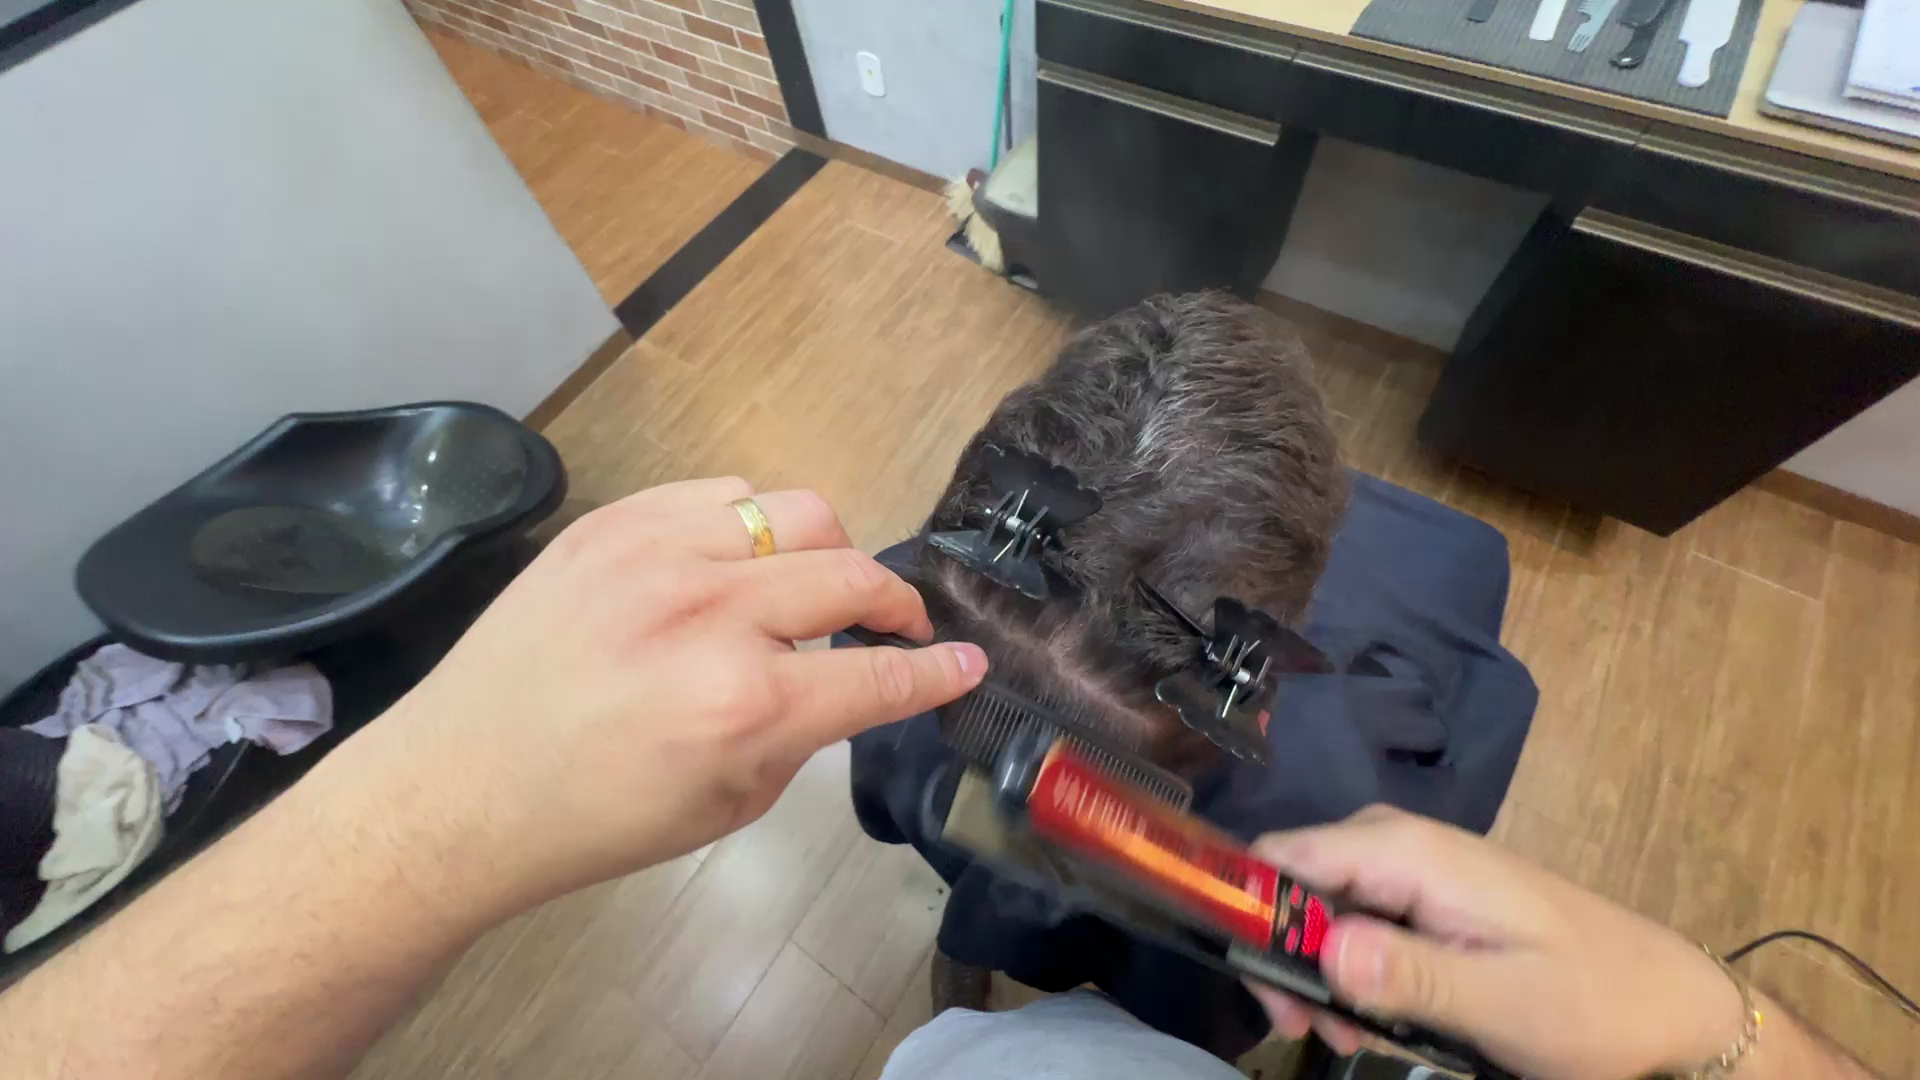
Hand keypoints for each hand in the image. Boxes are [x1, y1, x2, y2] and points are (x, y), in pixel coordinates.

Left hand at [324, 477, 986, 920]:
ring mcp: (656, 554)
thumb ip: (809, 727)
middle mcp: (709, 616)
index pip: (880, 674)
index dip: (937, 671)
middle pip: (854, 574)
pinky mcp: (613, 522)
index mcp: (742, 706)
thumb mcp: (734, 800)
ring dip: (829, 553)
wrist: (454, 789)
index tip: (967, 662)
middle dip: (897, 603)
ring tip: (808, 587)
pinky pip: (724, 495)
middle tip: (897, 624)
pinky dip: (754, 529)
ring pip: (798, 513)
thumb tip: (855, 673)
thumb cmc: (601, 819)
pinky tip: (734, 565)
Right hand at [1248, 806, 1746, 1079]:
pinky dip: (1354, 969)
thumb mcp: (1507, 1003)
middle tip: (1312, 1029)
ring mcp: (1402, 864)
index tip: (1268, 990)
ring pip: (1319, 905)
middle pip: (1293, 882)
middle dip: (1289, 956)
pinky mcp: (1415, 891)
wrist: (1678, 1007)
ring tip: (1355, 1037)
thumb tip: (1321, 951)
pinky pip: (1354, 918)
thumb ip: (1411, 975)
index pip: (1283, 856)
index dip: (1252, 911)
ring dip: (1322, 973)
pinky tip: (1381, 1015)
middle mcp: (1387, 841)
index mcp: (1402, 850)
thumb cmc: (1598, 1003)